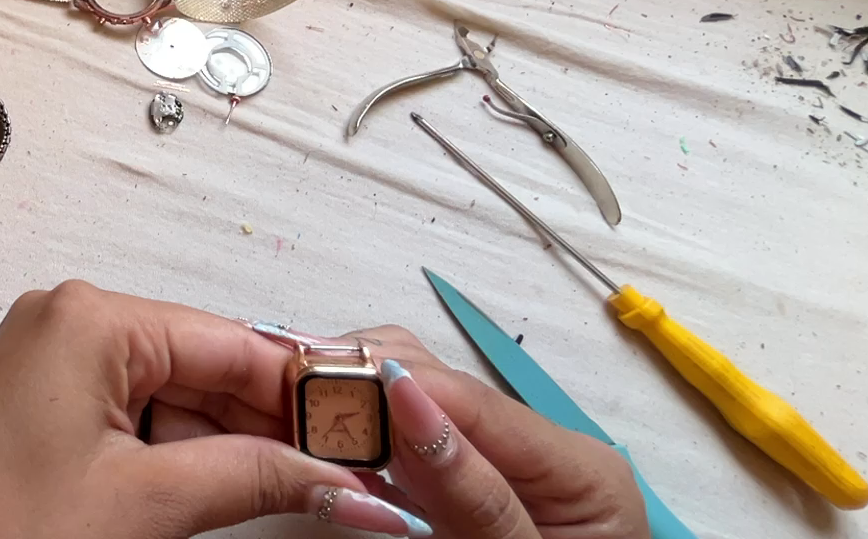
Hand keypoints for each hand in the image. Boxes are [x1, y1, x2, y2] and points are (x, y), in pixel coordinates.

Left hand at [0, 281, 429, 537]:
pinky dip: (182, 448)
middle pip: (202, 362)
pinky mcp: (51, 392)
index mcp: (94, 319)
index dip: (302, 386)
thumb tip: (335, 481)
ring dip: (230, 440)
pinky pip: (136, 409)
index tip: (368, 425)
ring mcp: (60, 354)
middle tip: (350, 470)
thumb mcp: (144, 504)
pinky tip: (229, 485)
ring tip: (305, 485)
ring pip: (173, 390)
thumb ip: (248, 480)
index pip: (227, 339)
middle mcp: (75, 319)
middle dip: (270, 419)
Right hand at [328, 324, 649, 538]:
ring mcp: (497, 444)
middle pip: (434, 375)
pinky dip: (363, 417)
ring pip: (411, 383)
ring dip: (354, 390)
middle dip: (361, 376)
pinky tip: (330, 430)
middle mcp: (537, 436)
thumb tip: (404, 393)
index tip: (312, 379)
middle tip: (291, 395)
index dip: (387, 377)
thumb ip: (470, 491)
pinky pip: (405, 418)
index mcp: (576, 464)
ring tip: (304, 410)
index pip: (464, 392)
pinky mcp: (464, 458)